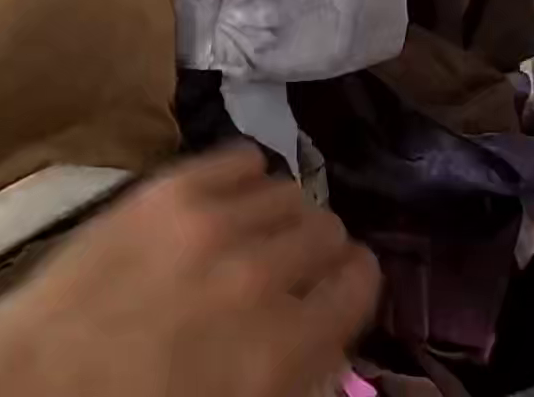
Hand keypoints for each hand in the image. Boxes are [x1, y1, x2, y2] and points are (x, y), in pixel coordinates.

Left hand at [0, 145, 380, 396]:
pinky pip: (245, 157)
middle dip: (314, 253)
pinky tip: (225, 206)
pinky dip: (245, 180)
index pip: (362, 278)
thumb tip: (331, 335)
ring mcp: (213, 224)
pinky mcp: (171, 189)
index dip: (350, 286)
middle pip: (329, 228)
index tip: (330, 293)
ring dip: (278, 218)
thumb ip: (295, 378)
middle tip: (284, 272)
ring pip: (291, 191)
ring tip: (247, 239)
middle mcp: (260, 277)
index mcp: (278, 351)